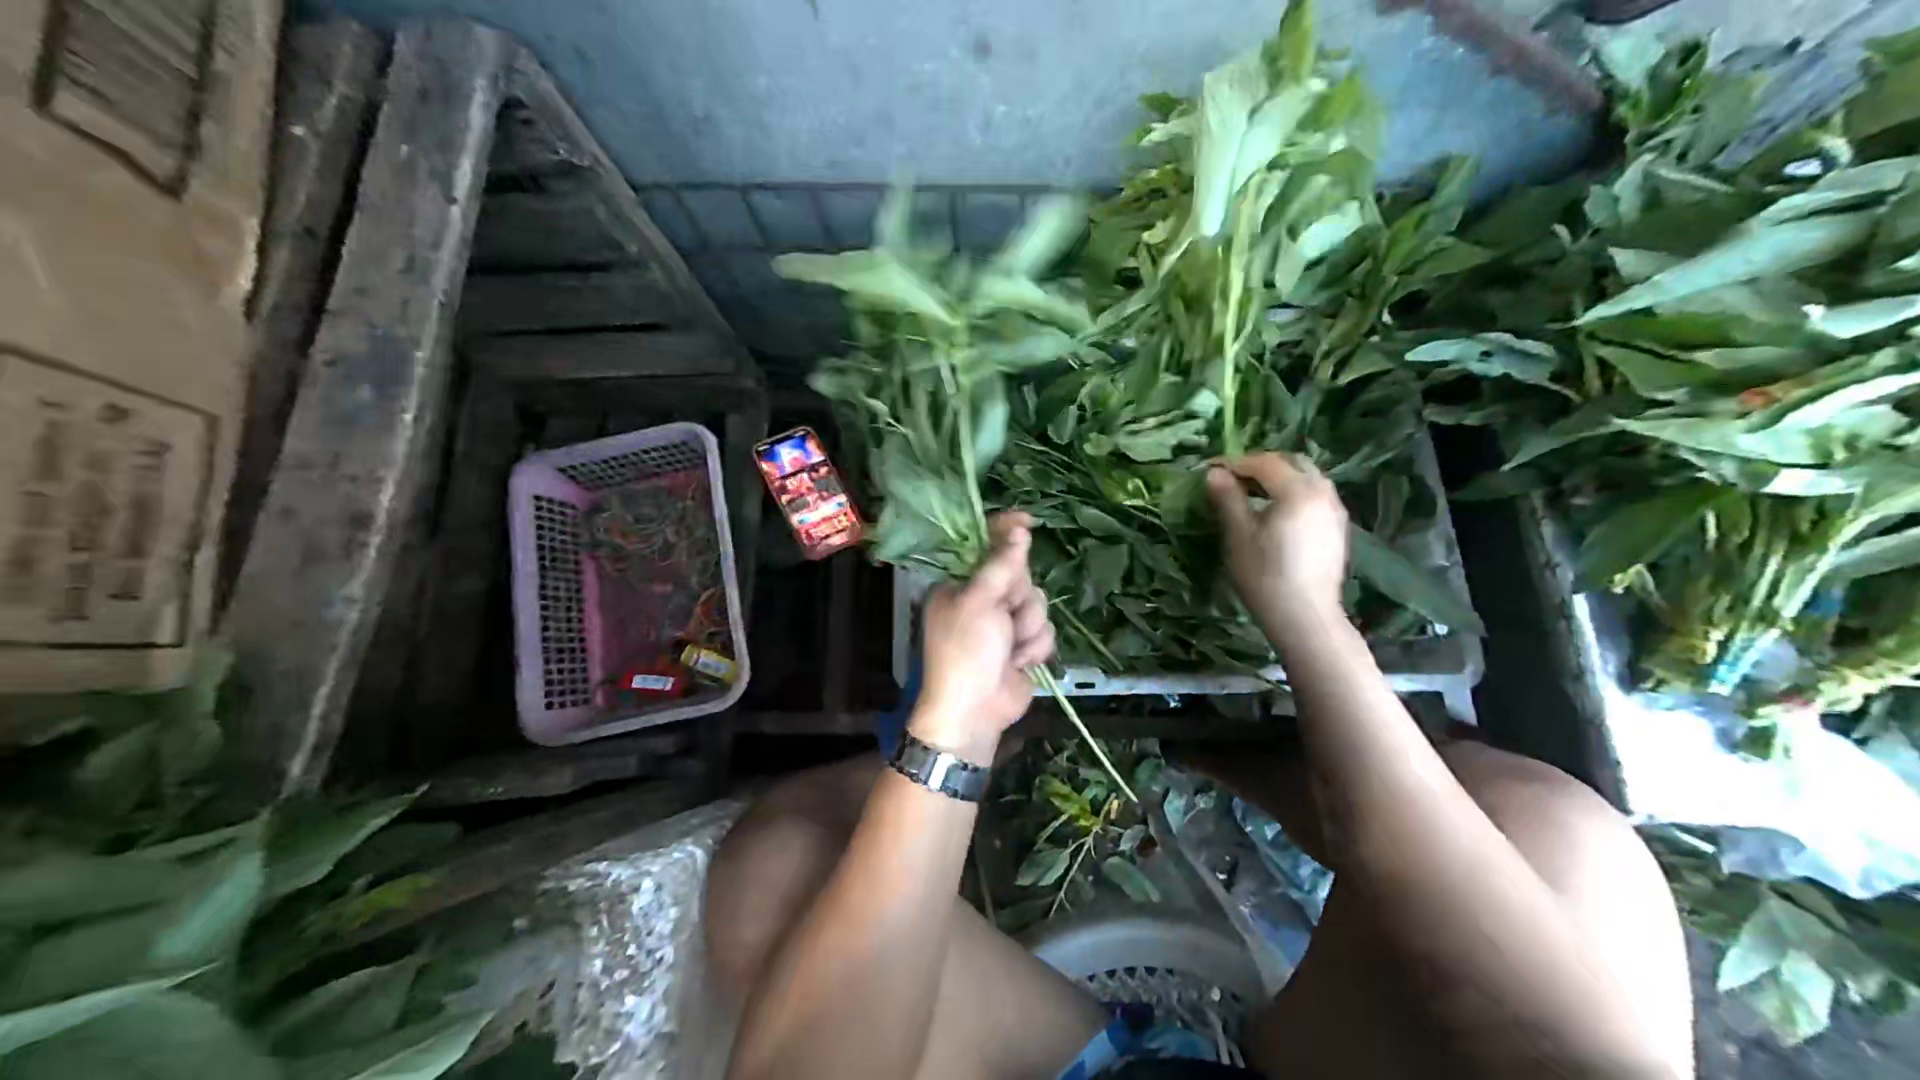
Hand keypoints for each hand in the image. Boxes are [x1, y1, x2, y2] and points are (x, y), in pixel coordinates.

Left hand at [912, 512, 1054, 761]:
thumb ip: (1001, 564)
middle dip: (1019, 597)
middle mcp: (982, 599)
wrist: (975, 711)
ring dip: (1028, 628)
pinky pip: (1045, 630)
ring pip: (1038, 603)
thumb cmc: (966, 652)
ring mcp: (1004, 623)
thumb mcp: (978, 602)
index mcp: (960, 584)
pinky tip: (1019, 663)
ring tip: (1009, 648)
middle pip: (1021, 574)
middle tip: (1003, 615)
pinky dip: (1035, 648)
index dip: (1007, 531)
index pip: (985, 545)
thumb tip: (1019, 529)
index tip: (1029, 520)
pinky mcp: (1023, 645)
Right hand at [1206, 453, 1348, 632]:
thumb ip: (1228, 499)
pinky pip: (1315, 495)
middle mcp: (1322, 492)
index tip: (1211, 470)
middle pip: (1290, 463)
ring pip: (1306, 477)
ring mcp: (1335, 509)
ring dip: (1278, 477)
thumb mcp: (1238, 536)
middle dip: (1260, 465)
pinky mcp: (1338, 526)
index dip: (1235, 463)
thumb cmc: (1265, 577)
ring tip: (1252, 494)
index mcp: (1297, 491)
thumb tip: (1214, 473)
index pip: (1263, 463)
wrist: (1305, 617)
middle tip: (1232, 479)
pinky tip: (1276, 512)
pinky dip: (1293, 492)